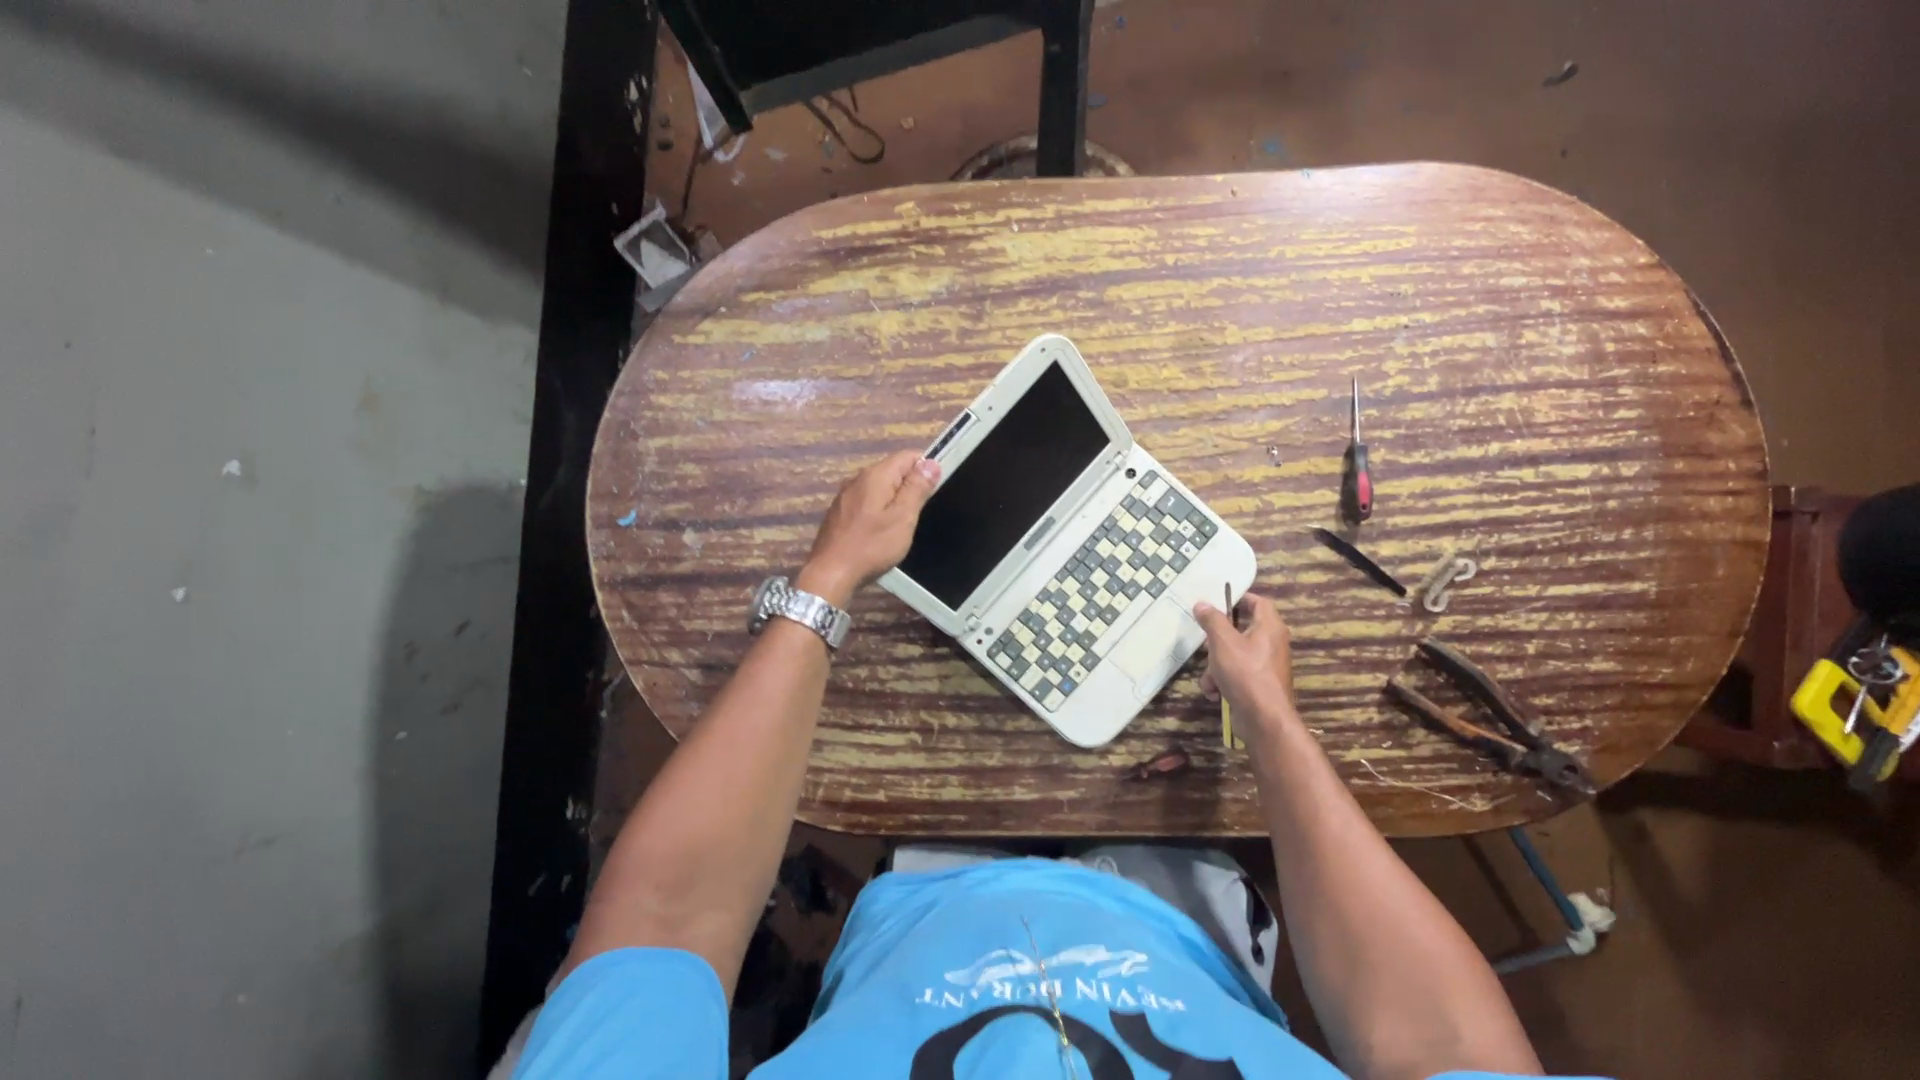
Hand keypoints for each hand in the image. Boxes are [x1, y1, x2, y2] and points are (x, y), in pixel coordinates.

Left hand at [796, 450, 940, 606]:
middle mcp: (857, 479)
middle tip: (919, 513)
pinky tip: (880, 531)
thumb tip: (931, 463)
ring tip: (902, 524)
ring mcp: (845, 495)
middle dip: (909, 485)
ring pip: (878, 487)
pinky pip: (866, 501)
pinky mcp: (839, 512)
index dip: (925, 468)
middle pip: (892, 470)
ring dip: (894, 499)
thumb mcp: (902, 518)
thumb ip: (917, 489)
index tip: (933, 492)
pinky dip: (878, 510)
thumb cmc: (871, 546)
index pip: (907, 456)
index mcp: (875, 475)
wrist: (830, 573)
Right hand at [1193, 594, 1297, 736]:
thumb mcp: (1222, 642)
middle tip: (1206, 644)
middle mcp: (1272, 643)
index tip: (1219, 600)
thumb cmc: (1246, 673)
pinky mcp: (1260, 685)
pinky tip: (1215, 693)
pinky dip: (1224, 681)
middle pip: (1241, 631)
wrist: (1264, 719)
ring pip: (1235, 655)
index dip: (1240, 598)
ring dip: (1216, 666)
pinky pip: (1238, 674)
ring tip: (1210, 679)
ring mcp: (1267, 666)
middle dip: (1218, 641)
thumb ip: (1212, 620)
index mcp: (1269, 627)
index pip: (1259, 602)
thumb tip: (1202, 603)